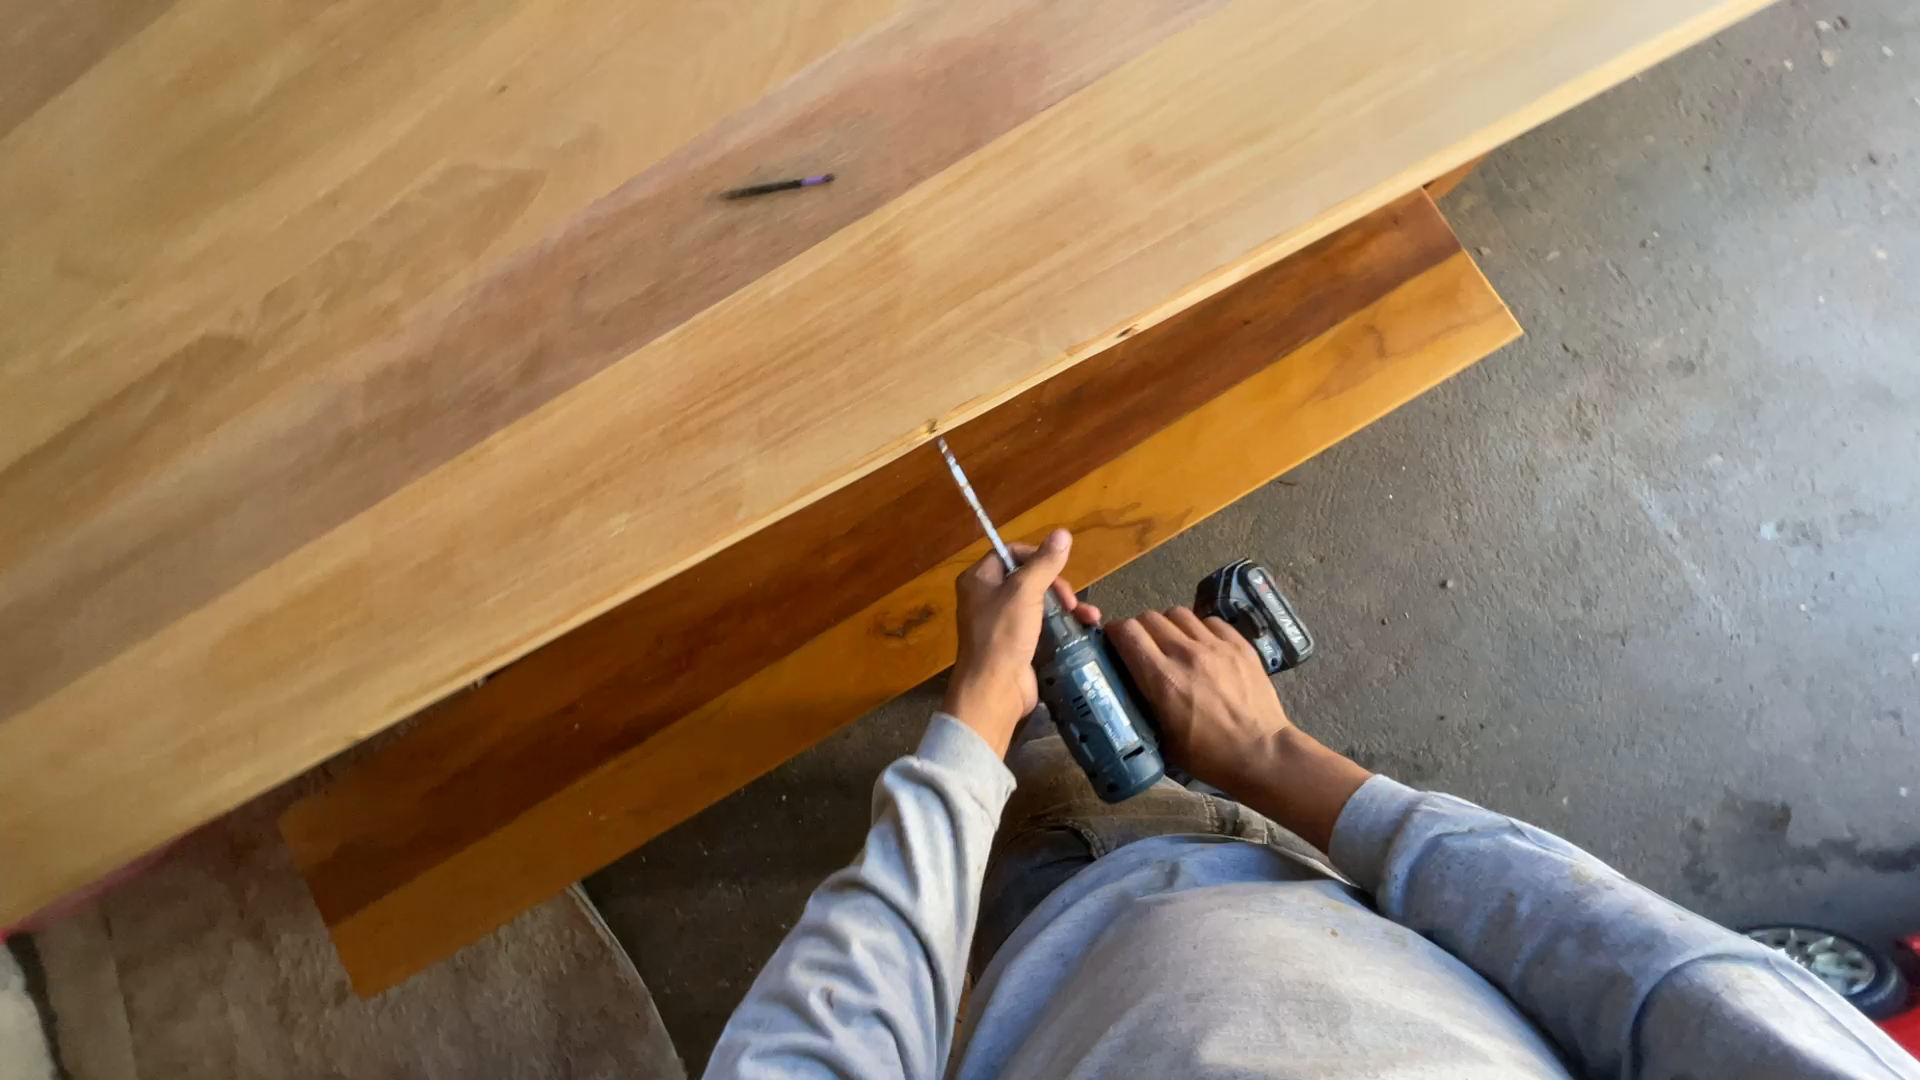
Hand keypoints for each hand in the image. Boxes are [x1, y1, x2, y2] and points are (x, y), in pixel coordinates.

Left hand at [944, 529, 1099, 756]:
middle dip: (1056, 585)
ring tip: (1087, 615)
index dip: (1036, 556)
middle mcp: (986, 597)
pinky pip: (1042, 623)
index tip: (1058, 567)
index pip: (1009, 553)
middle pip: (1028, 577)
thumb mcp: (1025, 592)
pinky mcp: (1017, 642)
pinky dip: (1062, 623)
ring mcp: (1002, 622)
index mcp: (979, 579)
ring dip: (1066, 605)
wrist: (995, 690)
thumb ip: (1044, 563)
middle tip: (1069, 600)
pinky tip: (1084, 627)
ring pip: (1039, 601)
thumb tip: (1062, 533)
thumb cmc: (1003, 635)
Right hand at [1108, 606, 1369, 850]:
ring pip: (1178, 613)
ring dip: (1168, 625)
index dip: (1115, 632)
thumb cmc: (1208, 755)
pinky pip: (1209, 621)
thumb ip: (1142, 704)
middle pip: (1149, 617)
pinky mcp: (1240, 645)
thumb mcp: (1161, 737)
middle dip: (1139, 629)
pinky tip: (1201, 645)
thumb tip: (1126, 688)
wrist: (1263, 755)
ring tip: (1171, 642)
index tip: (1114, 642)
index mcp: (1161, 678)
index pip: (1127, 632)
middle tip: (1142, 646)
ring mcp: (1215, 646)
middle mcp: (1185, 654)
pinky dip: (1199, 628)